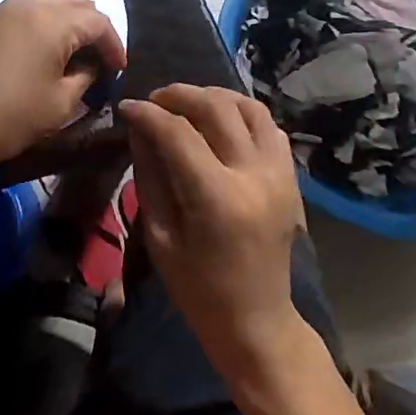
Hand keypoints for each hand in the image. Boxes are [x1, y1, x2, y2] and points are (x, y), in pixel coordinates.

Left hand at [0, 0, 125, 180]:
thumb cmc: (6, 117)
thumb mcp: (59, 104)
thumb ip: (85, 78)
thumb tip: (91, 67)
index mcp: (50, 20)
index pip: (98, 20)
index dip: (115, 46)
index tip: (119, 72)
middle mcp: (26, 4)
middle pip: (74, 1)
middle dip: (92, 28)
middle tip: (98, 62)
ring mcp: (1, 10)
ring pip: (48, 4)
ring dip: (66, 26)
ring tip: (72, 61)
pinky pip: (25, 14)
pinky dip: (43, 27)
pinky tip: (43, 57)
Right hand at [121, 85, 304, 374]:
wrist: (255, 319)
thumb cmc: (195, 283)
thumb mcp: (158, 230)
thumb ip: (150, 172)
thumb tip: (138, 127)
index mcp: (217, 197)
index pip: (177, 132)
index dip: (145, 112)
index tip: (125, 107)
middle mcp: (254, 178)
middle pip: (215, 108)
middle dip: (177, 95)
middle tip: (153, 102)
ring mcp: (279, 177)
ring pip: (249, 108)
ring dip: (212, 97)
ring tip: (186, 106)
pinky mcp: (290, 180)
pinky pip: (269, 128)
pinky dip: (240, 114)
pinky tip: (217, 124)